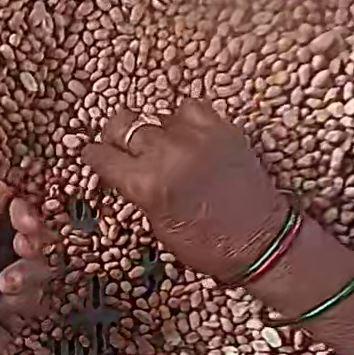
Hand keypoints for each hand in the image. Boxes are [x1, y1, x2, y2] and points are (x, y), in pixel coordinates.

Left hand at [0, 181, 53, 354]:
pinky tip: (2, 306)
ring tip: (5, 283)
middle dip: (27, 235)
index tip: (18, 209)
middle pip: (20, 238)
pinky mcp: (10, 320)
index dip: (12, 211)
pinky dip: (22, 298)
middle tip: (25, 238)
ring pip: (32, 266)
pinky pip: (32, 298)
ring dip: (25, 269)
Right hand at [82, 100, 289, 283]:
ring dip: (152, 132)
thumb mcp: (156, 222)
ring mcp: (195, 138)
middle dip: (117, 137)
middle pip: (123, 125)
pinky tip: (185, 136)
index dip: (95, 156)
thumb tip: (124, 169)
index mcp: (144, 184)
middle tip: (121, 147)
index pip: (101, 156)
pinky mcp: (221, 129)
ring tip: (160, 148)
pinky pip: (189, 110)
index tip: (95, 156)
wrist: (258, 242)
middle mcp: (165, 155)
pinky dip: (182, 120)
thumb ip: (137, 189)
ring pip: (155, 117)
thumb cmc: (203, 244)